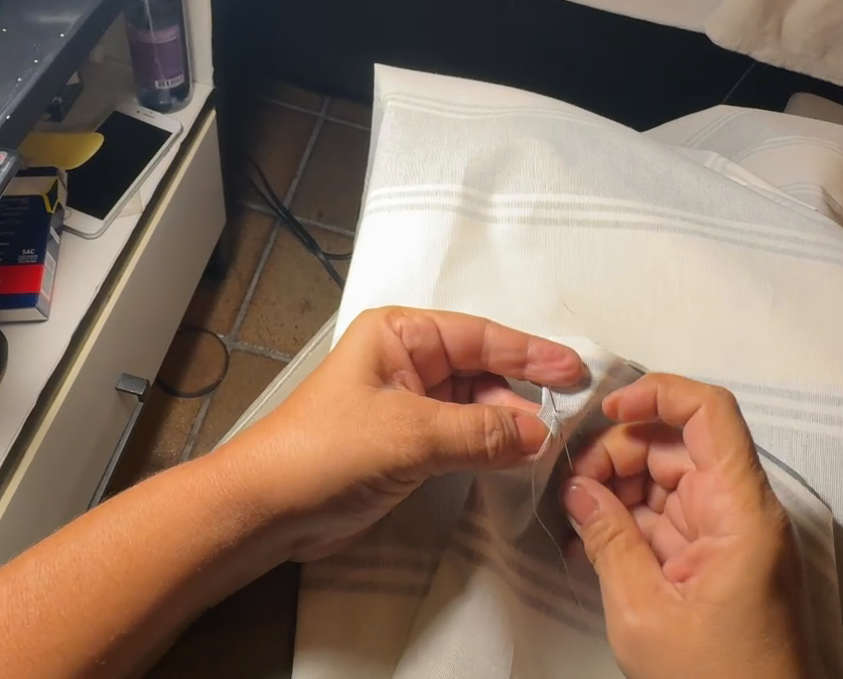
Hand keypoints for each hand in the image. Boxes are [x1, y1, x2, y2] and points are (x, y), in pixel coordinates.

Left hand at [217, 307, 586, 560]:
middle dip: (522, 391)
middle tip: (573, 414)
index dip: (530, 352)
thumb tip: (541, 433)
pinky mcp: (410, 439)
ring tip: (550, 442)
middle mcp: (408, 358)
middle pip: (481, 367)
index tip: (575, 370)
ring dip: (509, 421)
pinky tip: (519, 455)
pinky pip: (463, 432)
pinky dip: (490, 443)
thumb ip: (479, 432)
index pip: (478, 336)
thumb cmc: (328, 451)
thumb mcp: (409, 435)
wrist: (268, 509)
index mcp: (401, 334)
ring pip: (475, 402)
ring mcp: (410, 400)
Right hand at [562, 374, 810, 678]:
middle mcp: (740, 510)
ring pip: (664, 475)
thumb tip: (577, 489)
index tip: (608, 411)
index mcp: (740, 512)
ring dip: (617, 488)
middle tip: (575, 488)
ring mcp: (727, 532)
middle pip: (675, 442)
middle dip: (618, 453)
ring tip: (578, 521)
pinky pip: (665, 514)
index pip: (709, 412)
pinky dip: (628, 520)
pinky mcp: (714, 556)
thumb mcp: (644, 614)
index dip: (657, 394)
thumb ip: (608, 539)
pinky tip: (594, 544)